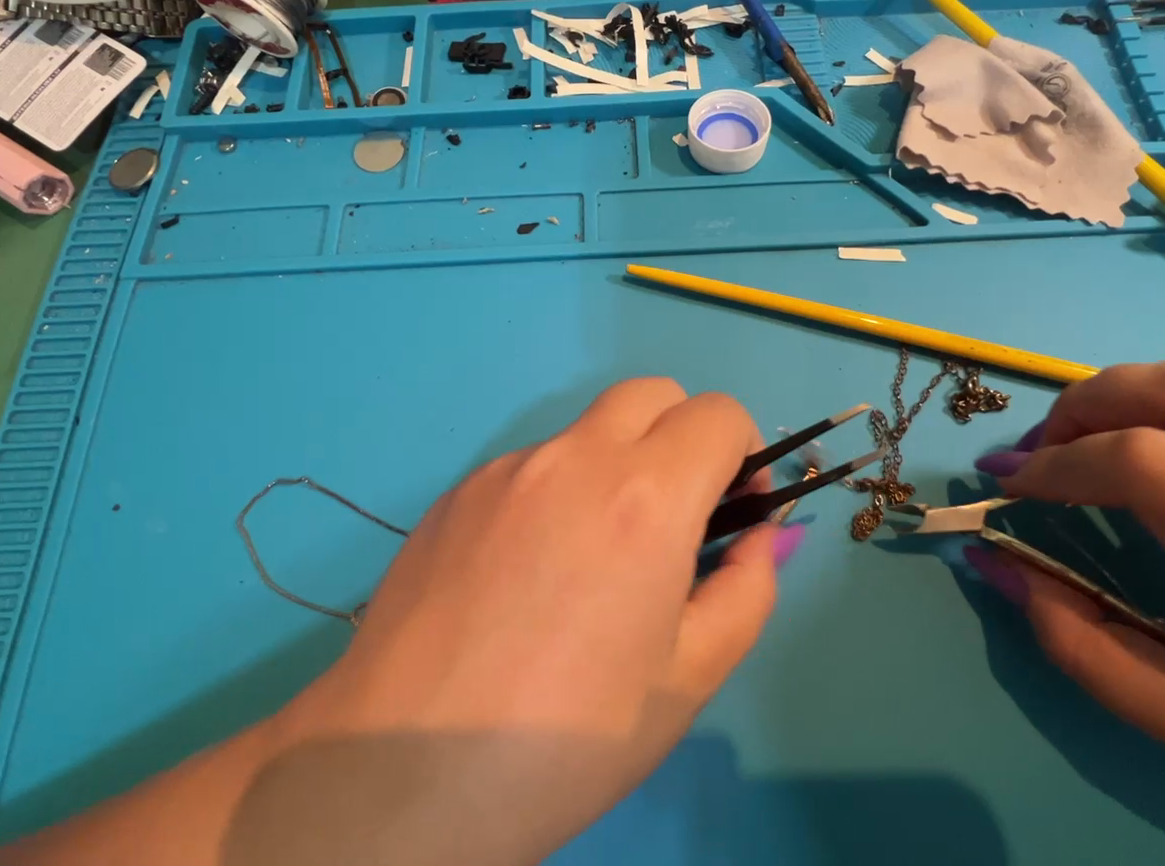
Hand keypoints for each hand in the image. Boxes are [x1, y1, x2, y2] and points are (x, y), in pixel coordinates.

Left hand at [236, 378, 796, 864]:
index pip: (717, 415)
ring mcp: (503, 471)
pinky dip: (554, 494)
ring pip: (585, 433)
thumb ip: (748, 589)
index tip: (736, 510)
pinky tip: (524, 579)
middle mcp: (572, 459)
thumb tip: (761, 536)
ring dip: (614, 467)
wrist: (404, 769)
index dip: (744, 454)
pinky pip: (527, 470)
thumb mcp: (689, 677)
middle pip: (650, 394)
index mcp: (644, 496)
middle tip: (676, 518)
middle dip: (683, 436)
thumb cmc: (568, 735)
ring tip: (590, 563)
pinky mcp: (454, 495)